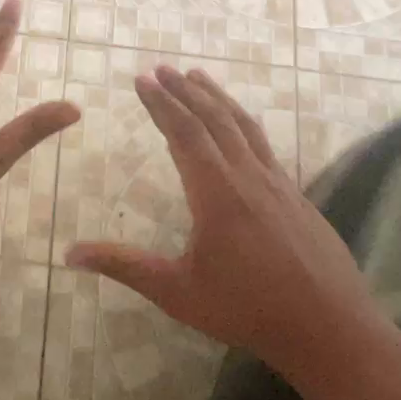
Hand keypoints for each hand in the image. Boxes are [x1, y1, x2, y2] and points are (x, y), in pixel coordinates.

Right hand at [66, 65, 384, 384]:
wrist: (330, 330)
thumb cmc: (246, 310)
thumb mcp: (176, 291)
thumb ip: (124, 266)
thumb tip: (70, 253)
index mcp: (217, 194)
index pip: (185, 134)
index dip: (162, 104)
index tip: (143, 79)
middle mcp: (249, 178)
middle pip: (215, 120)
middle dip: (186, 92)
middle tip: (162, 69)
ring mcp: (279, 185)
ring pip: (245, 127)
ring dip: (218, 99)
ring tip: (199, 78)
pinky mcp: (297, 198)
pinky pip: (264, 145)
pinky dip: (243, 124)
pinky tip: (239, 129)